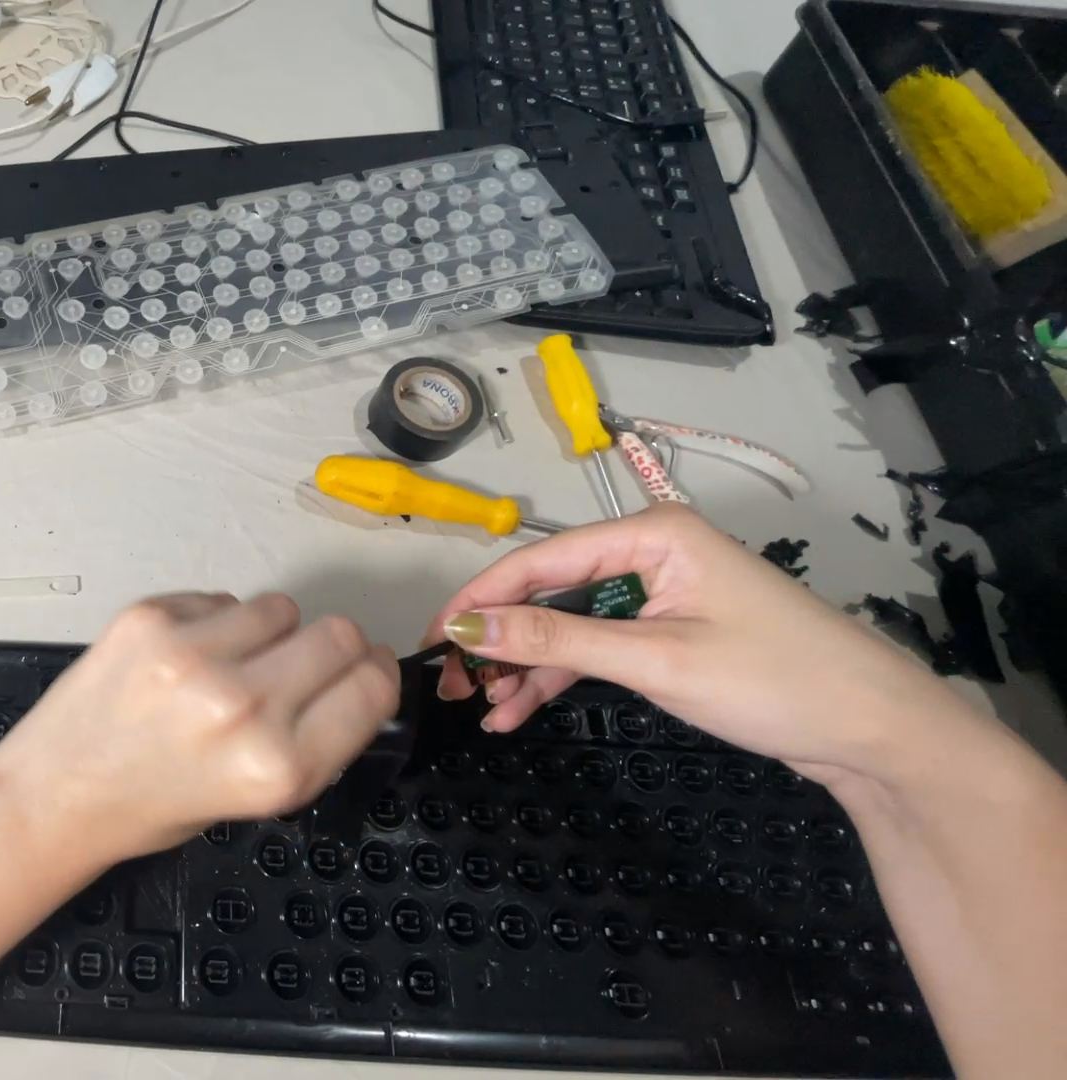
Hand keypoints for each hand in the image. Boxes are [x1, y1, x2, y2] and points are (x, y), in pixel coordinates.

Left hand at [0, 593, 399, 865]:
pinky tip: (183, 656)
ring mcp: (192, 654)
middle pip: (338, 634)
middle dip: (332, 649)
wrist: (53, 795)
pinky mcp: (149, 619)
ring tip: (229, 662)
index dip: (374, 675)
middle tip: (298, 665)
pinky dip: (214, 621)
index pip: (371, 689)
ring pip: (280, 607)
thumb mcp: (252, 801)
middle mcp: (242, 706)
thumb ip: (310, 741)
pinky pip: (219, 598)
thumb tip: (353, 676)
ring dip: (269, 632)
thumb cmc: (149, 809)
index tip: (365, 670)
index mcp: (277, 768)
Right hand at [423, 503, 980, 786]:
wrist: (886, 741)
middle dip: (498, 641)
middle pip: (545, 595)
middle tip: (451, 680)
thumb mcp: (654, 661)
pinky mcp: (660, 631)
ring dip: (521, 669)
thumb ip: (553, 641)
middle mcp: (644, 553)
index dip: (480, 600)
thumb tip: (466, 629)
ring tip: (482, 708)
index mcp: (649, 534)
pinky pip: (589, 648)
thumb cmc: (776, 682)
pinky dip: (554, 679)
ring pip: (561, 627)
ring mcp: (652, 593)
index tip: (434, 638)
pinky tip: (516, 709)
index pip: (539, 562)